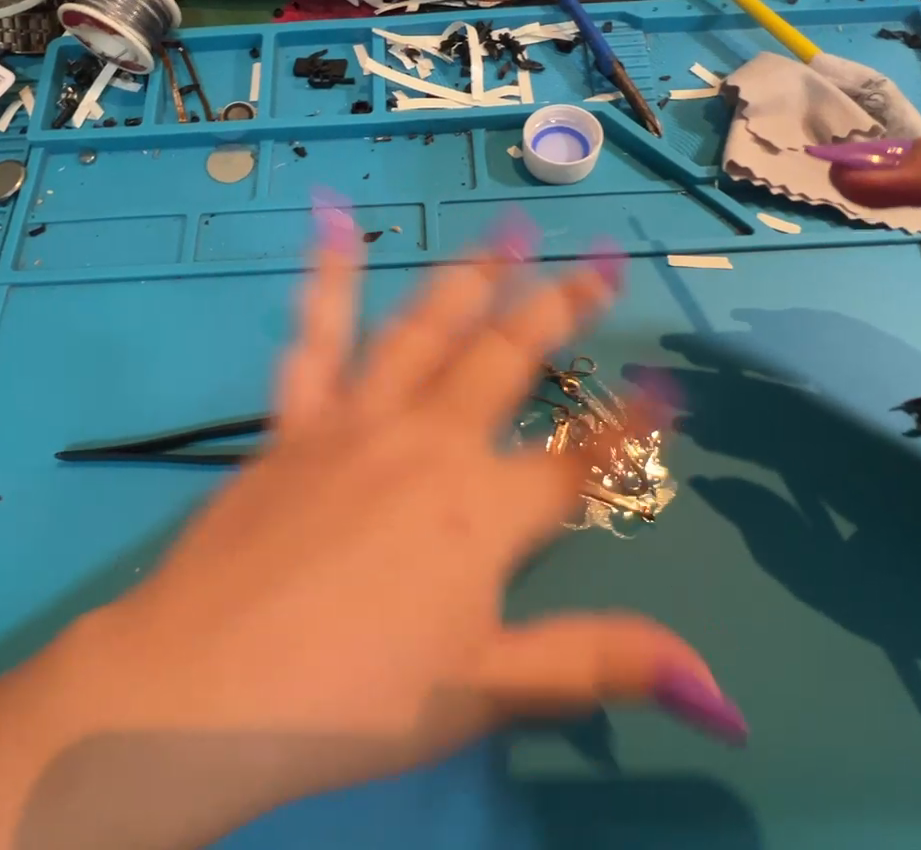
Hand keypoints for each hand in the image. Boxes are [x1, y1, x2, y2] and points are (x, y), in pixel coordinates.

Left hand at [52, 203, 744, 834]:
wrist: (199, 689)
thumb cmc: (349, 699)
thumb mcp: (484, 691)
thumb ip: (596, 665)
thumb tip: (721, 692)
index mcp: (483, 512)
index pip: (579, 460)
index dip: (631, 426)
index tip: (672, 385)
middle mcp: (428, 444)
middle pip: (507, 363)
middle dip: (561, 310)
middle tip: (600, 260)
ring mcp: (356, 422)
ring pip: (425, 331)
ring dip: (470, 277)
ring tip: (506, 229)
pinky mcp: (293, 423)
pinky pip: (314, 338)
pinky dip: (326, 278)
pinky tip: (331, 220)